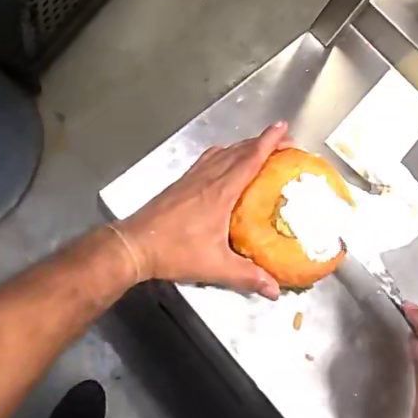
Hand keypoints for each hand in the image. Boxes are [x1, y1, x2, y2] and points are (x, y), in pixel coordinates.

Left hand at [117, 122, 284, 299]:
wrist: (136, 245)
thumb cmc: (174, 252)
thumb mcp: (215, 267)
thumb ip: (247, 276)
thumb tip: (275, 289)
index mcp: (221, 191)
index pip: (250, 159)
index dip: (268, 141)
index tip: (282, 127)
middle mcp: (208, 177)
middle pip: (240, 150)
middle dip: (262, 142)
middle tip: (281, 141)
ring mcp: (193, 177)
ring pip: (224, 152)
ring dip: (243, 146)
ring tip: (259, 149)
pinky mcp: (182, 182)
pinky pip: (208, 159)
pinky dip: (223, 154)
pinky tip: (225, 160)